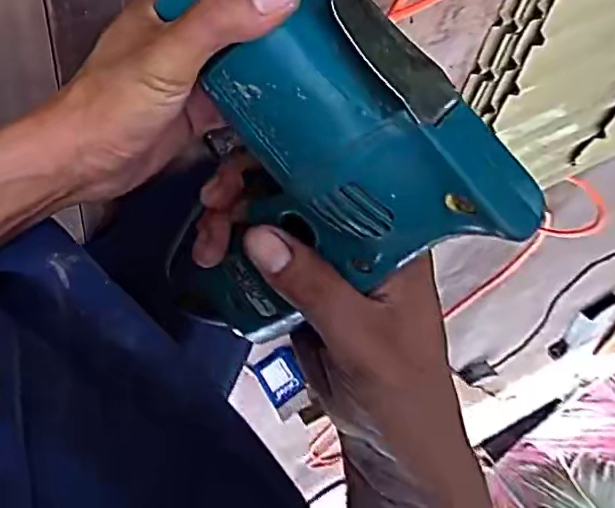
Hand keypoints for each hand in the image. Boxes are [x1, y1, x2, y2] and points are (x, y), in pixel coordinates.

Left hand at [23, 0, 299, 205]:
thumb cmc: (106, 105)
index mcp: (167, 7)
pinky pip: (240, 99)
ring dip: (273, 66)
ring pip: (243, 61)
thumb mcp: (167, 56)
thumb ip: (218, 21)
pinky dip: (262, 102)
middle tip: (327, 34)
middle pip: (241, 21)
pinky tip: (290, 106)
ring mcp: (190, 73)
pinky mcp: (196, 108)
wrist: (81, 165)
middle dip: (278, 27)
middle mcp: (181, 35)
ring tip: (320, 66)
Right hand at [192, 154, 450, 397]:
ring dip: (230, 218)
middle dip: (244, 187)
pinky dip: (229, 244)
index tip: (243, 169)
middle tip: (214, 203)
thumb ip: (315, 288)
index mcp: (389, 236)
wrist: (390, 451)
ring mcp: (322, 253)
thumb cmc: (405, 399)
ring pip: (267, 211)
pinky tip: (212, 255)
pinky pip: (256, 245)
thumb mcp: (364, 342)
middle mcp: (352, 233)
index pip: (336, 177)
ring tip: (209, 245)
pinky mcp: (297, 275)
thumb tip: (259, 236)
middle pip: (291, 185)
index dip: (286, 162)